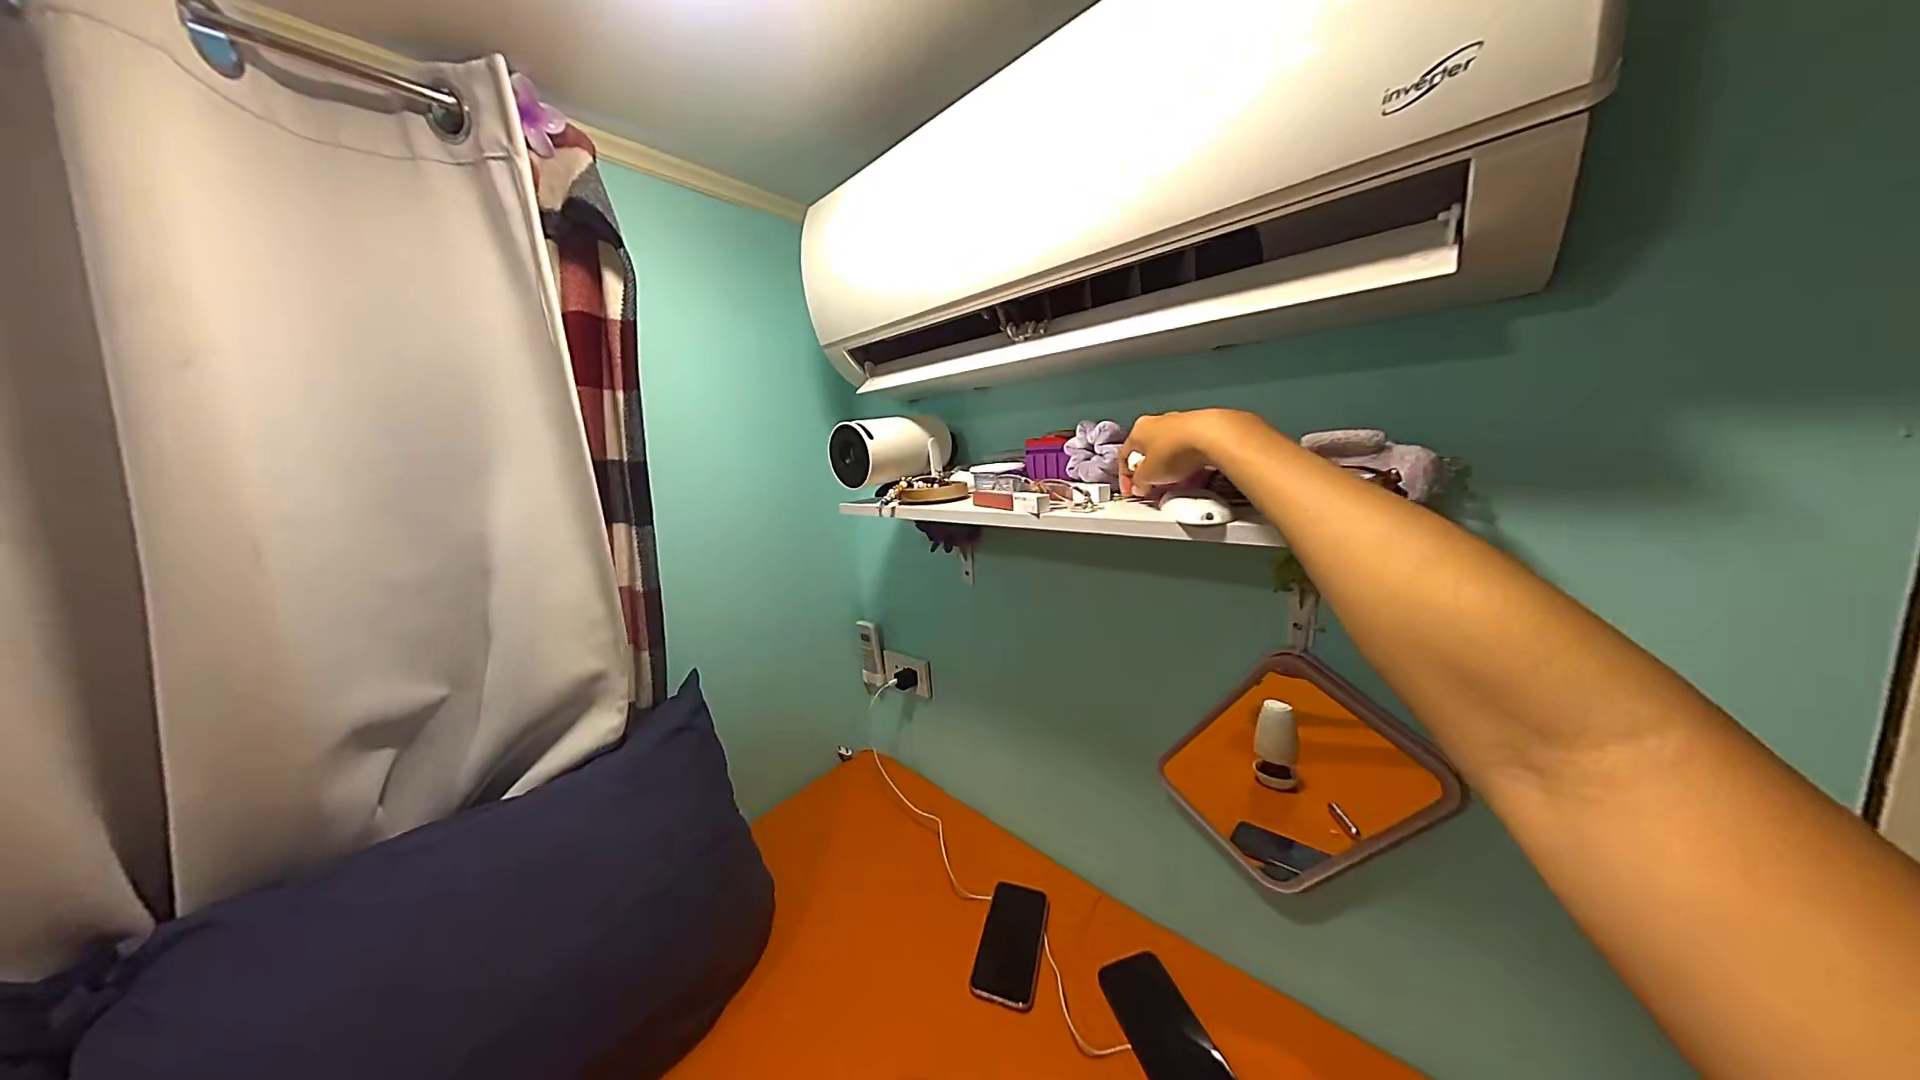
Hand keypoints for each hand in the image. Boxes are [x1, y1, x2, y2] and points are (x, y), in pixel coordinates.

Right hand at [1118, 409, 1274, 495]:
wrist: (1212, 437)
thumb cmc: (1176, 450)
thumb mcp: (1148, 475)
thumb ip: (1139, 482)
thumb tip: (1140, 485)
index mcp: (1139, 429)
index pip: (1125, 455)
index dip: (1126, 477)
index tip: (1132, 490)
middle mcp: (1157, 421)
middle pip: (1148, 451)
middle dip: (1149, 472)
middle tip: (1152, 487)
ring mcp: (1180, 423)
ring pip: (1169, 450)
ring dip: (1169, 467)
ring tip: (1174, 482)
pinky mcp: (1201, 428)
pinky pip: (1188, 450)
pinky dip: (1186, 462)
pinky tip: (1191, 474)